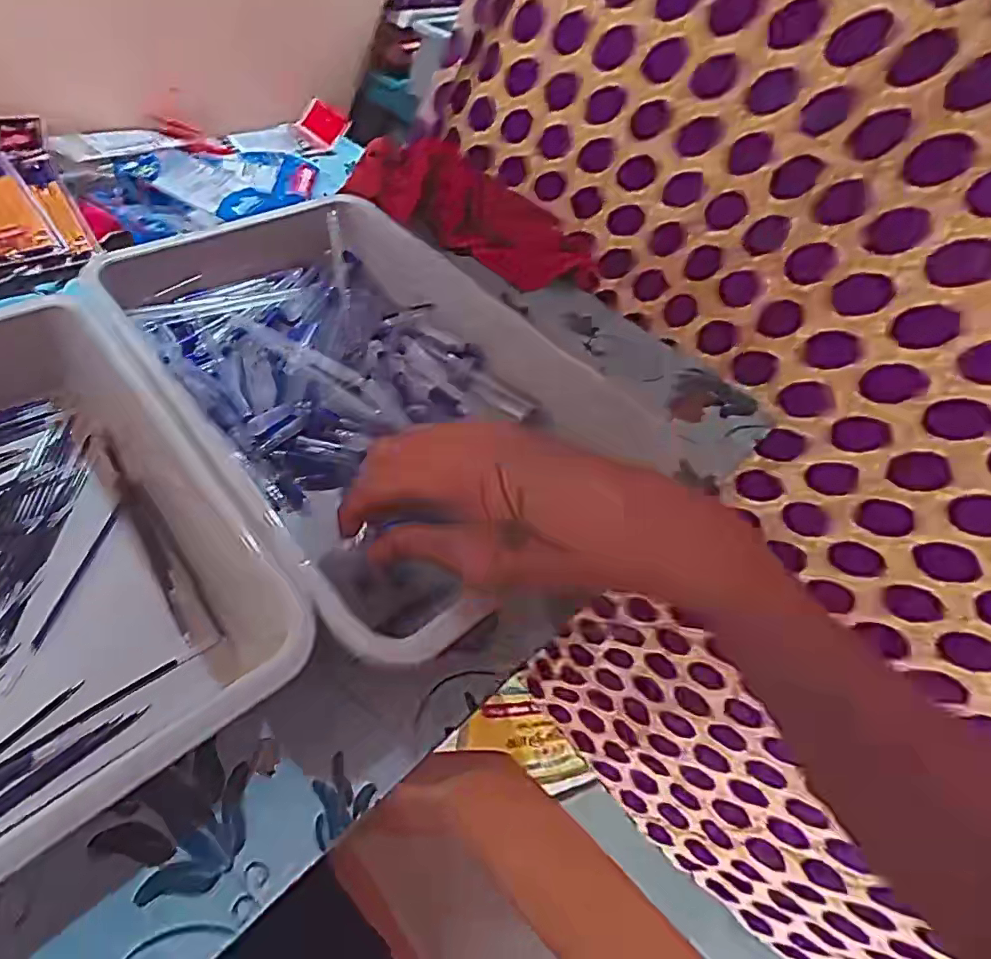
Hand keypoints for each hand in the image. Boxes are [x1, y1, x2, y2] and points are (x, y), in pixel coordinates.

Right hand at [336, 422, 782, 611]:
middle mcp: (457, 438)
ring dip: (391, 471)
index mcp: (450, 470)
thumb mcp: (485, 563)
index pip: (378, 480)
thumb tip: (376, 550)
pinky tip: (430, 490)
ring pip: (410, 438)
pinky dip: (418, 460)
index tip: (348, 536)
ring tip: (396, 510)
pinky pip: (437, 436)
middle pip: (386, 451)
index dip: (354, 507)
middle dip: (367, 487)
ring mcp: (479, 428)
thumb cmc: (563, 552)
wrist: (641, 522)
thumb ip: (421, 547)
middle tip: (369, 526)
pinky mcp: (499, 429)